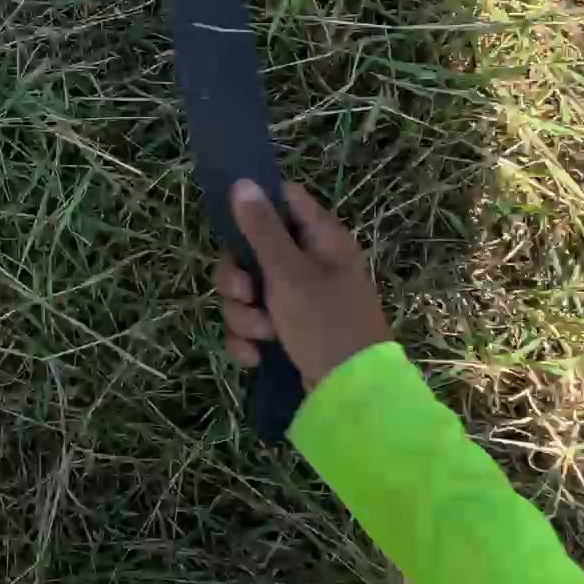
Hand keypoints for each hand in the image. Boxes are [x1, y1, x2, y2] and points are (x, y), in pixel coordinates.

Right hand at [215, 180, 392, 387]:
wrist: (353, 401)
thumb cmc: (327, 325)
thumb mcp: (289, 273)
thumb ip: (261, 228)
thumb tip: (241, 182)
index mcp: (320, 240)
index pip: (283, 199)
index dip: (254, 205)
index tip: (230, 222)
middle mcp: (308, 263)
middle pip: (250, 248)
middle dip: (237, 277)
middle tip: (245, 293)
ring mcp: (296, 299)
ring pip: (245, 289)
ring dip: (242, 313)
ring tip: (262, 334)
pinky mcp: (285, 330)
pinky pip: (249, 321)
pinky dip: (247, 339)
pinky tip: (256, 356)